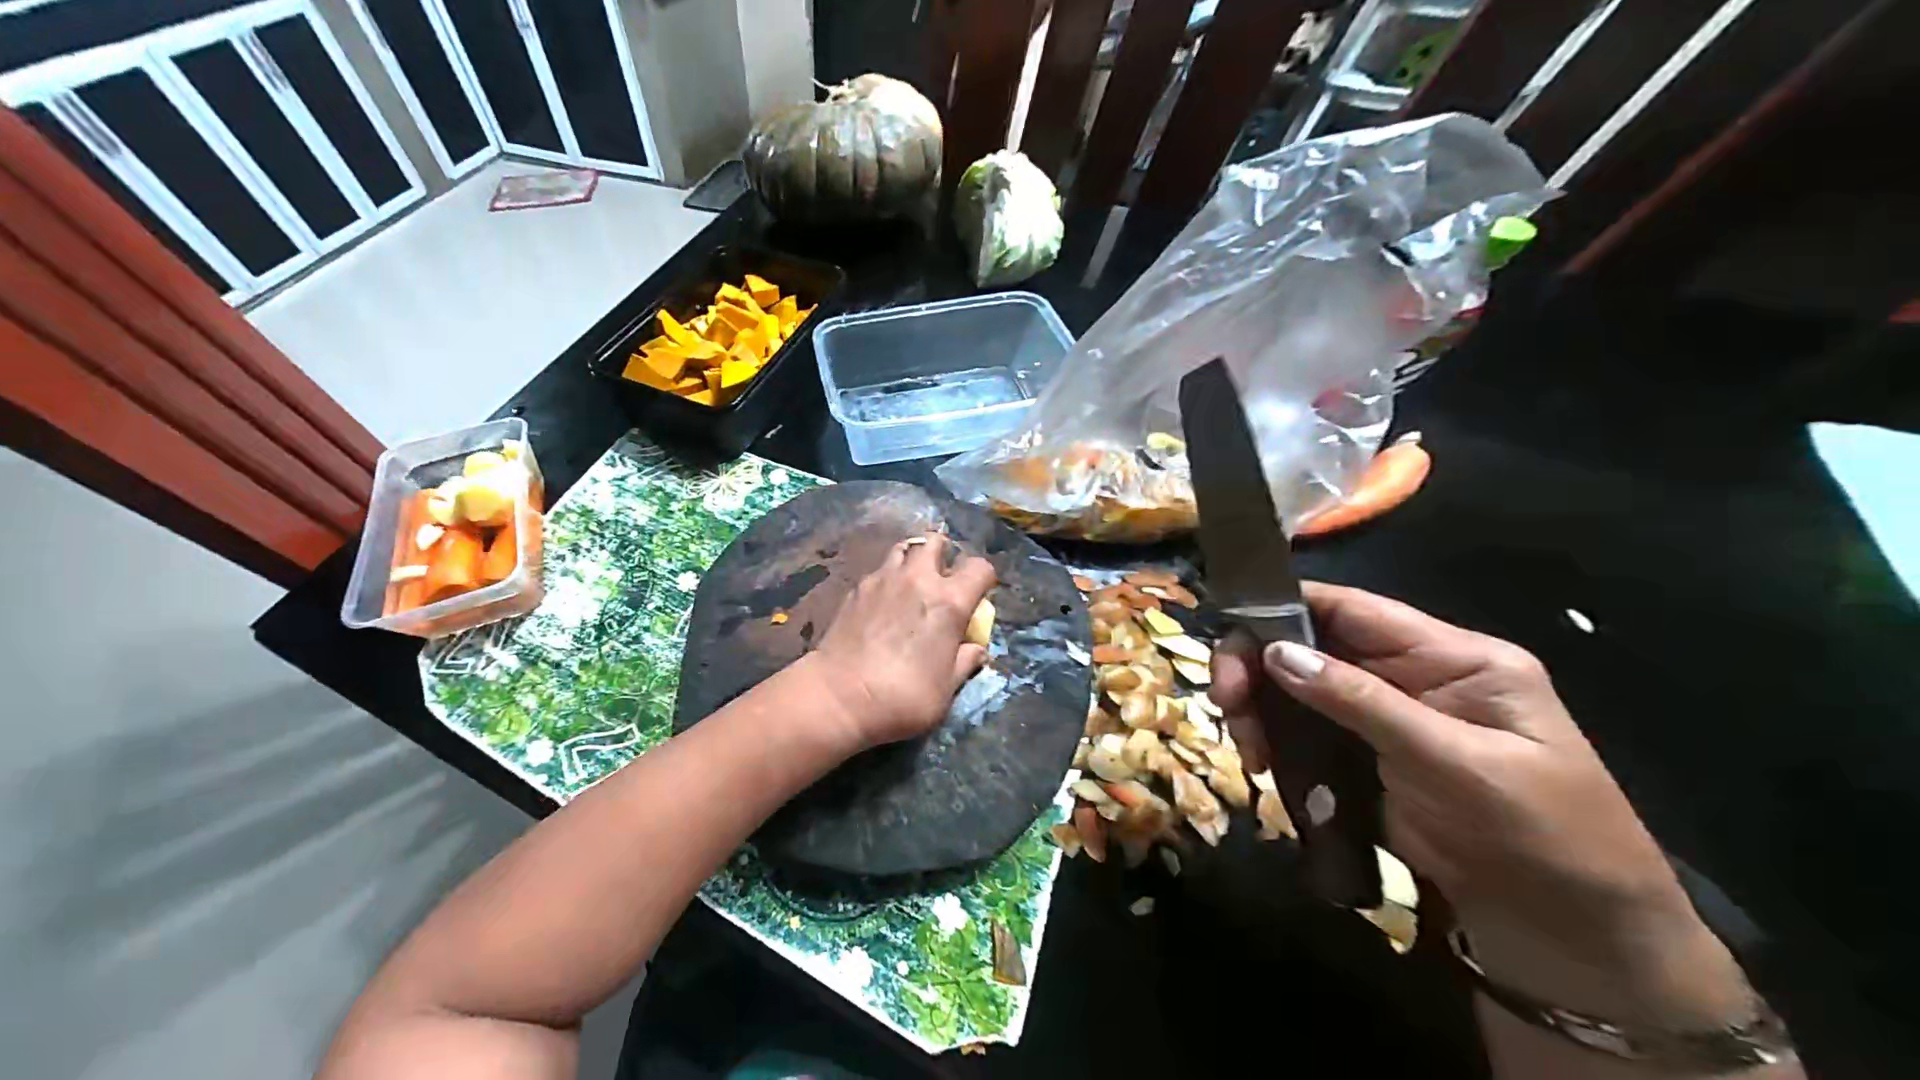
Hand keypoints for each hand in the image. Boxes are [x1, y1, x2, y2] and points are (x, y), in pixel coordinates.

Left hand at [799, 532, 996, 752]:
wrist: (839, 697)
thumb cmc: (903, 696)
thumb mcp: (947, 689)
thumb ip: (965, 662)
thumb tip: (975, 649)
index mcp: (950, 601)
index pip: (980, 567)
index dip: (983, 579)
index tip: (978, 597)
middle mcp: (918, 579)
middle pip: (935, 542)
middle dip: (943, 554)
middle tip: (941, 580)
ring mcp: (883, 579)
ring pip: (903, 549)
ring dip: (912, 561)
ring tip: (911, 584)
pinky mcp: (856, 589)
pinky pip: (878, 572)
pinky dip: (887, 580)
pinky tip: (882, 604)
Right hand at [1212, 583, 1754, 1026]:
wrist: (1573, 937)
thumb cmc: (1538, 835)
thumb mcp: (1454, 762)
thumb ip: (1363, 702)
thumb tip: (1276, 651)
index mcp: (1452, 657)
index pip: (1354, 608)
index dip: (1287, 607)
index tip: (1232, 632)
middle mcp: (1413, 675)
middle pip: (1314, 644)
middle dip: (1261, 665)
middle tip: (1227, 702)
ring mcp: (1387, 717)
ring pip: (1300, 687)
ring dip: (1262, 708)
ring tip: (1248, 749)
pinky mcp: (1367, 756)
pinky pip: (1307, 730)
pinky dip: (1277, 741)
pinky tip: (1265, 765)